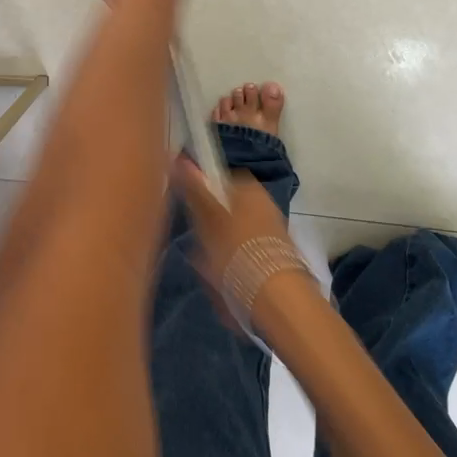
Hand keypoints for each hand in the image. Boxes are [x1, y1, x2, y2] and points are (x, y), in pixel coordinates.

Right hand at [171, 158, 305, 325]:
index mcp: (249, 189)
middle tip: (200, 247)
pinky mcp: (276, 257)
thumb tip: (180, 159)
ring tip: (213, 272)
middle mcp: (264, 204)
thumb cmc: (236, 251)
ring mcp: (272, 231)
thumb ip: (193, 189)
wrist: (275, 297)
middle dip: (211, 228)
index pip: (219, 182)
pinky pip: (245, 255)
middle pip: (226, 210)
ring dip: (220, 251)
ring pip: (233, 236)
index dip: (203, 197)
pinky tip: (228, 283)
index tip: (192, 214)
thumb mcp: (208, 218)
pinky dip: (235, 266)